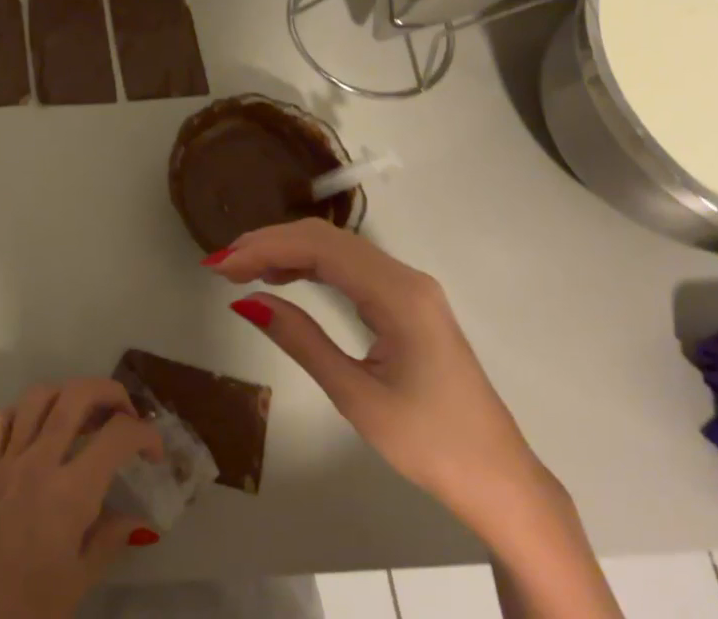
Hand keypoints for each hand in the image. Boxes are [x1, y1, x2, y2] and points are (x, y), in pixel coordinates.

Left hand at [0, 378, 165, 618]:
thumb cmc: (26, 605)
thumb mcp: (79, 580)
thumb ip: (109, 540)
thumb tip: (138, 521)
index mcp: (70, 492)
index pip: (117, 436)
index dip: (146, 434)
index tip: (155, 454)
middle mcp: (38, 462)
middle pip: (75, 395)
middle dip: (110, 392)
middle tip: (127, 414)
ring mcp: (6, 460)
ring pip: (37, 397)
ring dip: (68, 393)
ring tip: (86, 415)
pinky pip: (0, 420)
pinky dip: (22, 413)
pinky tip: (36, 430)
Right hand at [204, 218, 551, 527]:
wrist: (499, 479)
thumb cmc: (430, 444)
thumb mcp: (356, 396)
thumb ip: (301, 341)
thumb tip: (246, 302)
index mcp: (399, 296)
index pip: (319, 248)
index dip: (264, 248)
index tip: (219, 267)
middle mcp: (407, 279)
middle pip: (327, 238)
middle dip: (269, 243)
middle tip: (221, 266)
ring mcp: (411, 290)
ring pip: (338, 249)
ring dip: (287, 251)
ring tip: (240, 270)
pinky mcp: (408, 305)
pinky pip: (351, 269)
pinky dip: (311, 266)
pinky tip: (282, 278)